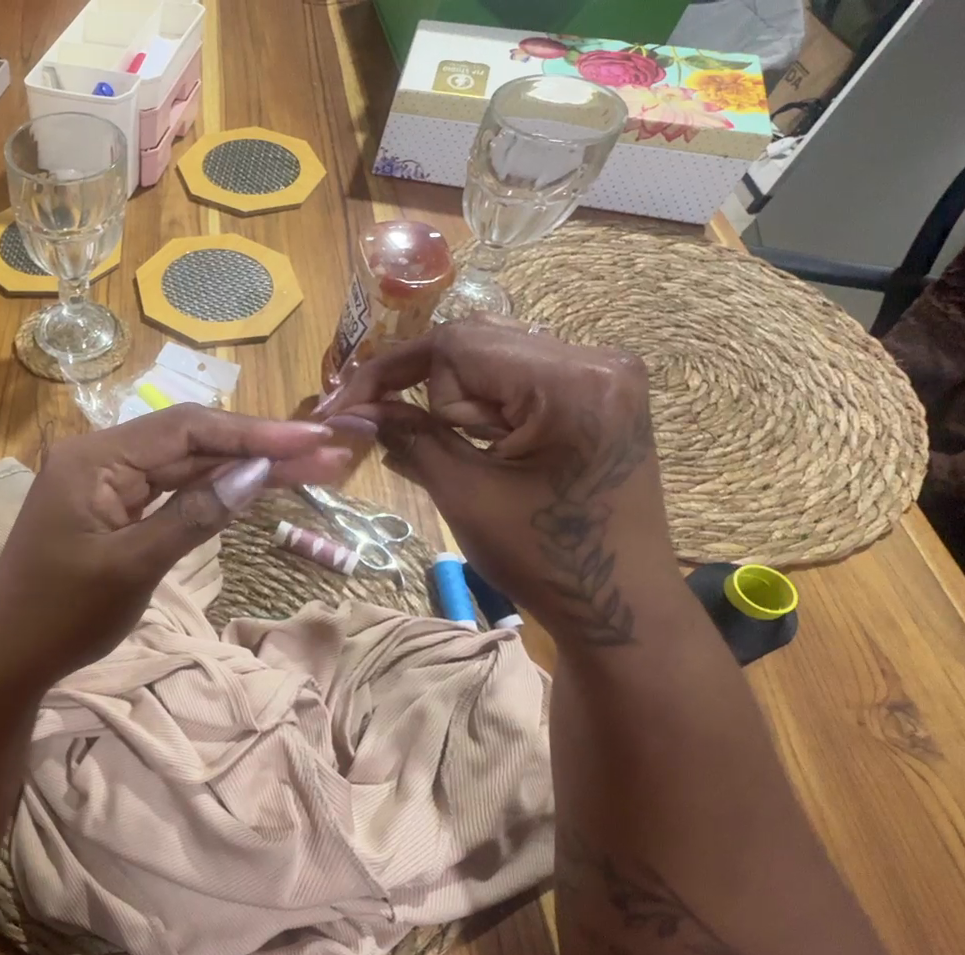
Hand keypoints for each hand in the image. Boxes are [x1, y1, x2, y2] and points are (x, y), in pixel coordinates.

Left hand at [0, 405, 354, 688]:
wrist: (7, 656)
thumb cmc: (62, 615)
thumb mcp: (133, 567)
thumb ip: (195, 514)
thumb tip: (256, 472)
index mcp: (95, 458)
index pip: (186, 428)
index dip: (254, 432)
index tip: (313, 437)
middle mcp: (99, 457)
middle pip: (190, 442)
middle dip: (259, 448)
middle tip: (329, 454)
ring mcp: (104, 482)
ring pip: (183, 465)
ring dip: (241, 468)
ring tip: (311, 467)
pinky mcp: (110, 508)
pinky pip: (167, 491)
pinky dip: (209, 492)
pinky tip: (255, 486)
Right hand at [315, 315, 676, 646]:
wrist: (620, 602)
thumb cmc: (543, 560)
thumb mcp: (464, 494)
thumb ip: (410, 437)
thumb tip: (352, 411)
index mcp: (570, 384)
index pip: (457, 345)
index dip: (390, 370)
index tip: (344, 405)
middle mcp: (596, 360)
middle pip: (475, 342)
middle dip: (419, 383)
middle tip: (374, 422)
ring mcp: (603, 374)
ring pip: (492, 356)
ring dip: (448, 397)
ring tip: (433, 443)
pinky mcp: (598, 393)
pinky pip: (517, 376)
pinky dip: (478, 403)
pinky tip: (467, 438)